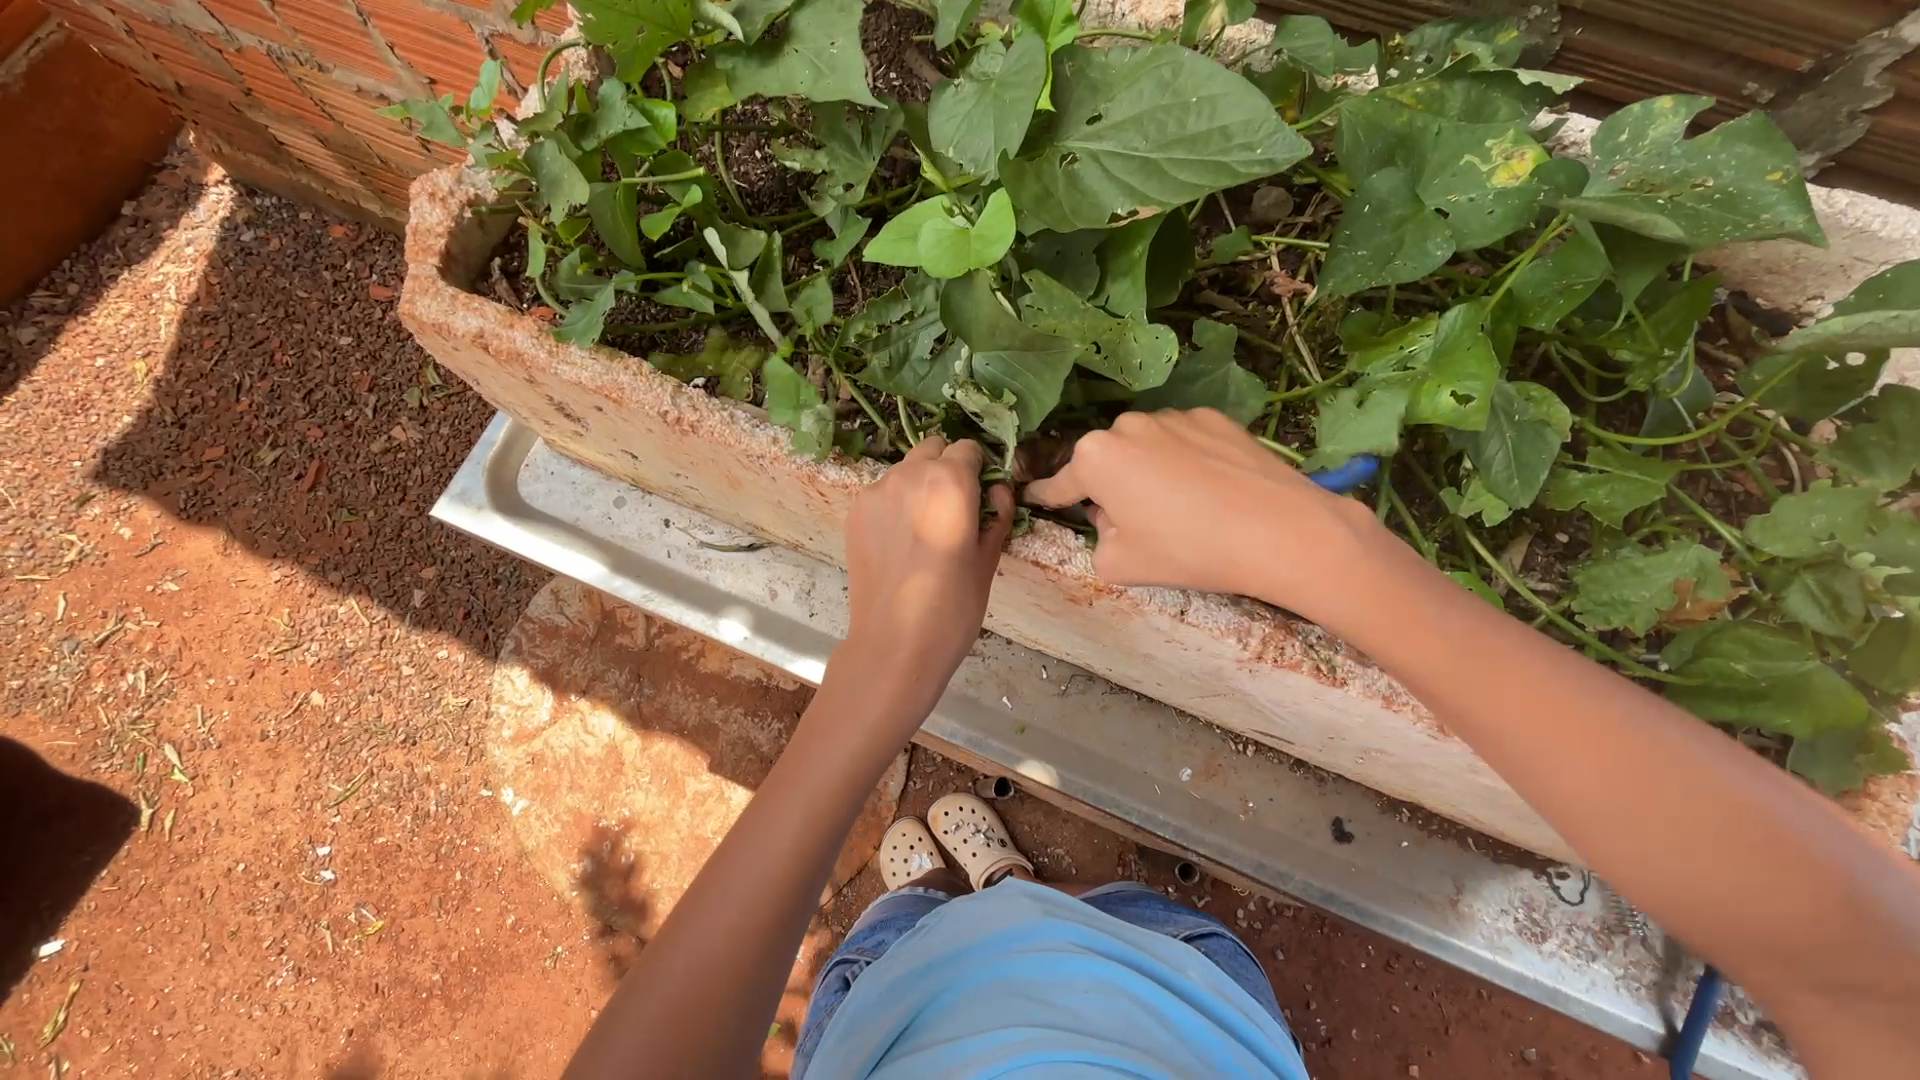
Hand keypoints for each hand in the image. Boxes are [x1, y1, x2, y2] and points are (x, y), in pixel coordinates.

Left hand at [838, 437, 1013, 713]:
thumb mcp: (988, 559)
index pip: (968, 448)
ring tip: (924, 529)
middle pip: (933, 449)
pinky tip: (901, 542)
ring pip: (905, 470)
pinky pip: (882, 493)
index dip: (978, 469)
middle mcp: (910, 474)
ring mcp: (877, 491)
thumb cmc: (953, 606)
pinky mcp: (855, 512)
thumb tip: (996, 491)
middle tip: (953, 507)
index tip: (980, 494)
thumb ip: (996, 514)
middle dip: (946, 467)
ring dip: (919, 484)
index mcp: (950, 481)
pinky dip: (895, 504)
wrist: (895, 643)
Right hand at [1023, 409, 1383, 616]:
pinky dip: (1186, 462)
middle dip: (1111, 487)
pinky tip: (1212, 491)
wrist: (1279, 530)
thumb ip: (1097, 539)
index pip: (1059, 484)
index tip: (1033, 497)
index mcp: (1095, 458)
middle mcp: (1127, 425)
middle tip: (1139, 524)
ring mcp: (1173, 416)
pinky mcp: (1214, 417)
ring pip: (1145, 449)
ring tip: (1184, 509)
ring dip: (1149, 472)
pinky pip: (1183, 442)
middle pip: (1106, 462)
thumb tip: (1112, 517)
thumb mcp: (1120, 564)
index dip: (1045, 496)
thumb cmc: (1188, 550)